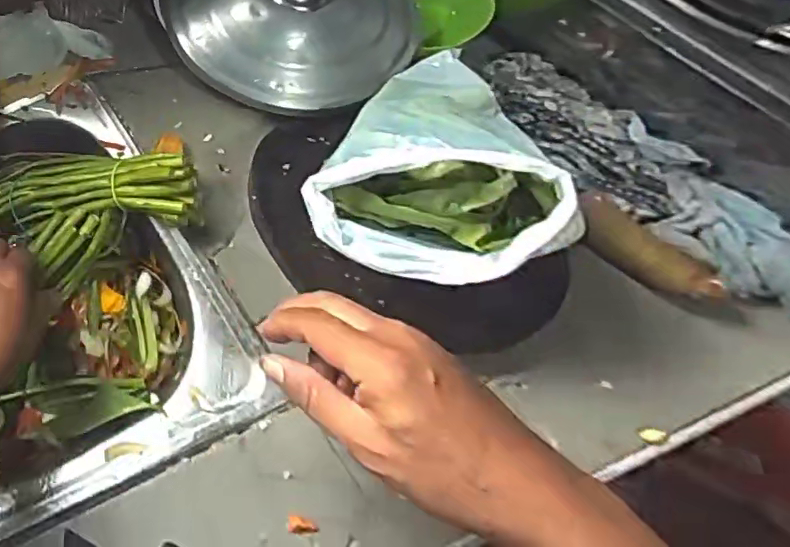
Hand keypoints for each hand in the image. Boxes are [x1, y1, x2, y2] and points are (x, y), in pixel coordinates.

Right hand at [258, 292, 662, 546]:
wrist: (526, 486)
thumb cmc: (447, 474)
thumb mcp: (369, 446)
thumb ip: (315, 398)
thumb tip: (273, 364)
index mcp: (379, 358)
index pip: (312, 319)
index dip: (280, 321)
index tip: (263, 333)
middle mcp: (396, 334)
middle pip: (329, 301)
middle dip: (297, 312)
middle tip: (278, 338)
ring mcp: (416, 337)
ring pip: (351, 312)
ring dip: (324, 329)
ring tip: (324, 379)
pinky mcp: (429, 347)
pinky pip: (374, 326)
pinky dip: (350, 338)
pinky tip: (356, 380)